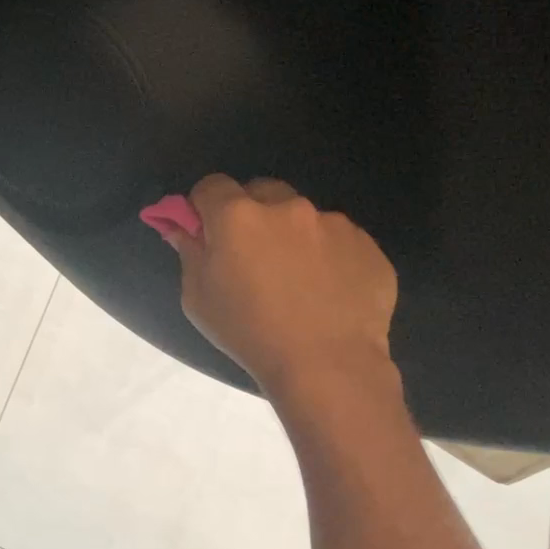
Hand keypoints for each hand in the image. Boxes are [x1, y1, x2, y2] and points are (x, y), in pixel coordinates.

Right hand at [164, 175, 397, 394]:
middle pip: (260, 191)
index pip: (211, 185)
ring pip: (301, 216)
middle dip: (249, 212)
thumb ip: (190, 254)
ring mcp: (332, 223)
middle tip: (247, 252)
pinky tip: (322, 291)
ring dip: (289, 234)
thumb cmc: (248, 331)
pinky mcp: (366, 244)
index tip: (204, 230)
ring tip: (292, 280)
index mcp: (237, 217)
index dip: (203, 205)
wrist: (326, 362)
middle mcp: (286, 208)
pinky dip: (324, 255)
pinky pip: (336, 239)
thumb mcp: (197, 298)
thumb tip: (183, 229)